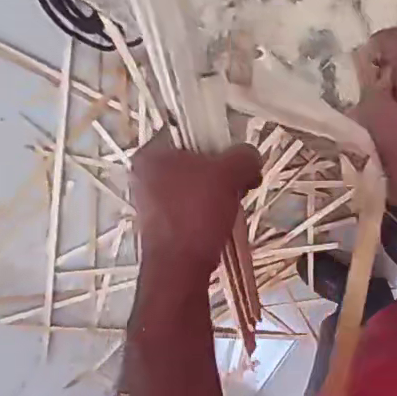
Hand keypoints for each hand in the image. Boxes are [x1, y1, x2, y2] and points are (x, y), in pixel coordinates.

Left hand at [130, 133, 262, 273]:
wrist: (180, 265)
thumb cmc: (197, 213)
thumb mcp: (229, 174)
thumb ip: (244, 156)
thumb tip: (250, 157)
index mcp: (151, 153)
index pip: (188, 130)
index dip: (218, 139)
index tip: (237, 157)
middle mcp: (146, 172)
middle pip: (196, 158)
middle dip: (225, 169)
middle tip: (243, 181)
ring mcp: (152, 198)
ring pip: (198, 182)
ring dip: (222, 189)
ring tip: (236, 202)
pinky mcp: (162, 220)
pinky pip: (194, 203)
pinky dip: (212, 207)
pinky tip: (225, 218)